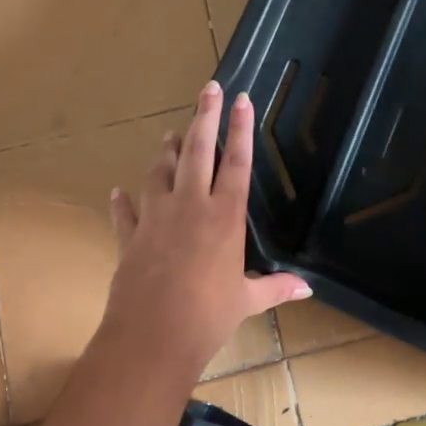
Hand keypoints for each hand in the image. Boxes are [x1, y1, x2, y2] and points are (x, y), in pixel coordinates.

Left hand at [105, 81, 311, 370]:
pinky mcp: (131, 236)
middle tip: (208, 89)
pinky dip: (122, 202)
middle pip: (198, 151)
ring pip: (161, 172)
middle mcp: (191, 206)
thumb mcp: (247, 300)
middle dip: (205, 117)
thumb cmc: (208, 315)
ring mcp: (156, 217)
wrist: (152, 336)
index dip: (240, 128)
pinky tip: (117, 192)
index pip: (237, 162)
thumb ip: (275, 287)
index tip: (241, 99)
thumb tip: (307, 289)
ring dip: (167, 151)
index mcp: (224, 216)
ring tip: (171, 134)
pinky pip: (125, 213)